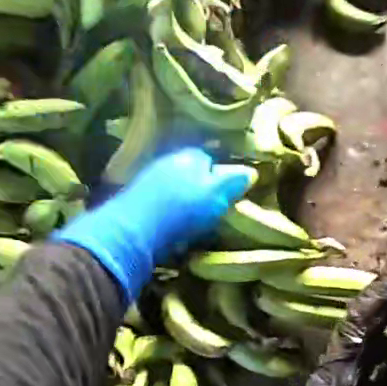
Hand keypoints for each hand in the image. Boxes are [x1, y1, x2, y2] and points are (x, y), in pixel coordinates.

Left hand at [56, 148, 253, 298]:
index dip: (221, 175)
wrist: (134, 230)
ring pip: (174, 187)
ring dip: (184, 201)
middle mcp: (167, 161)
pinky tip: (174, 228)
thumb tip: (251, 171)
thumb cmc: (182, 208)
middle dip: (201, 187)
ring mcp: (148, 180)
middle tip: (214, 209)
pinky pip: (160, 203)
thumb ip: (233, 181)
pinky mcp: (135, 202)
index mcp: (189, 155)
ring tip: (195, 222)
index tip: (229, 193)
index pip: (210, 158)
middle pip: (191, 172)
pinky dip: (169, 213)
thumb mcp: (216, 194)